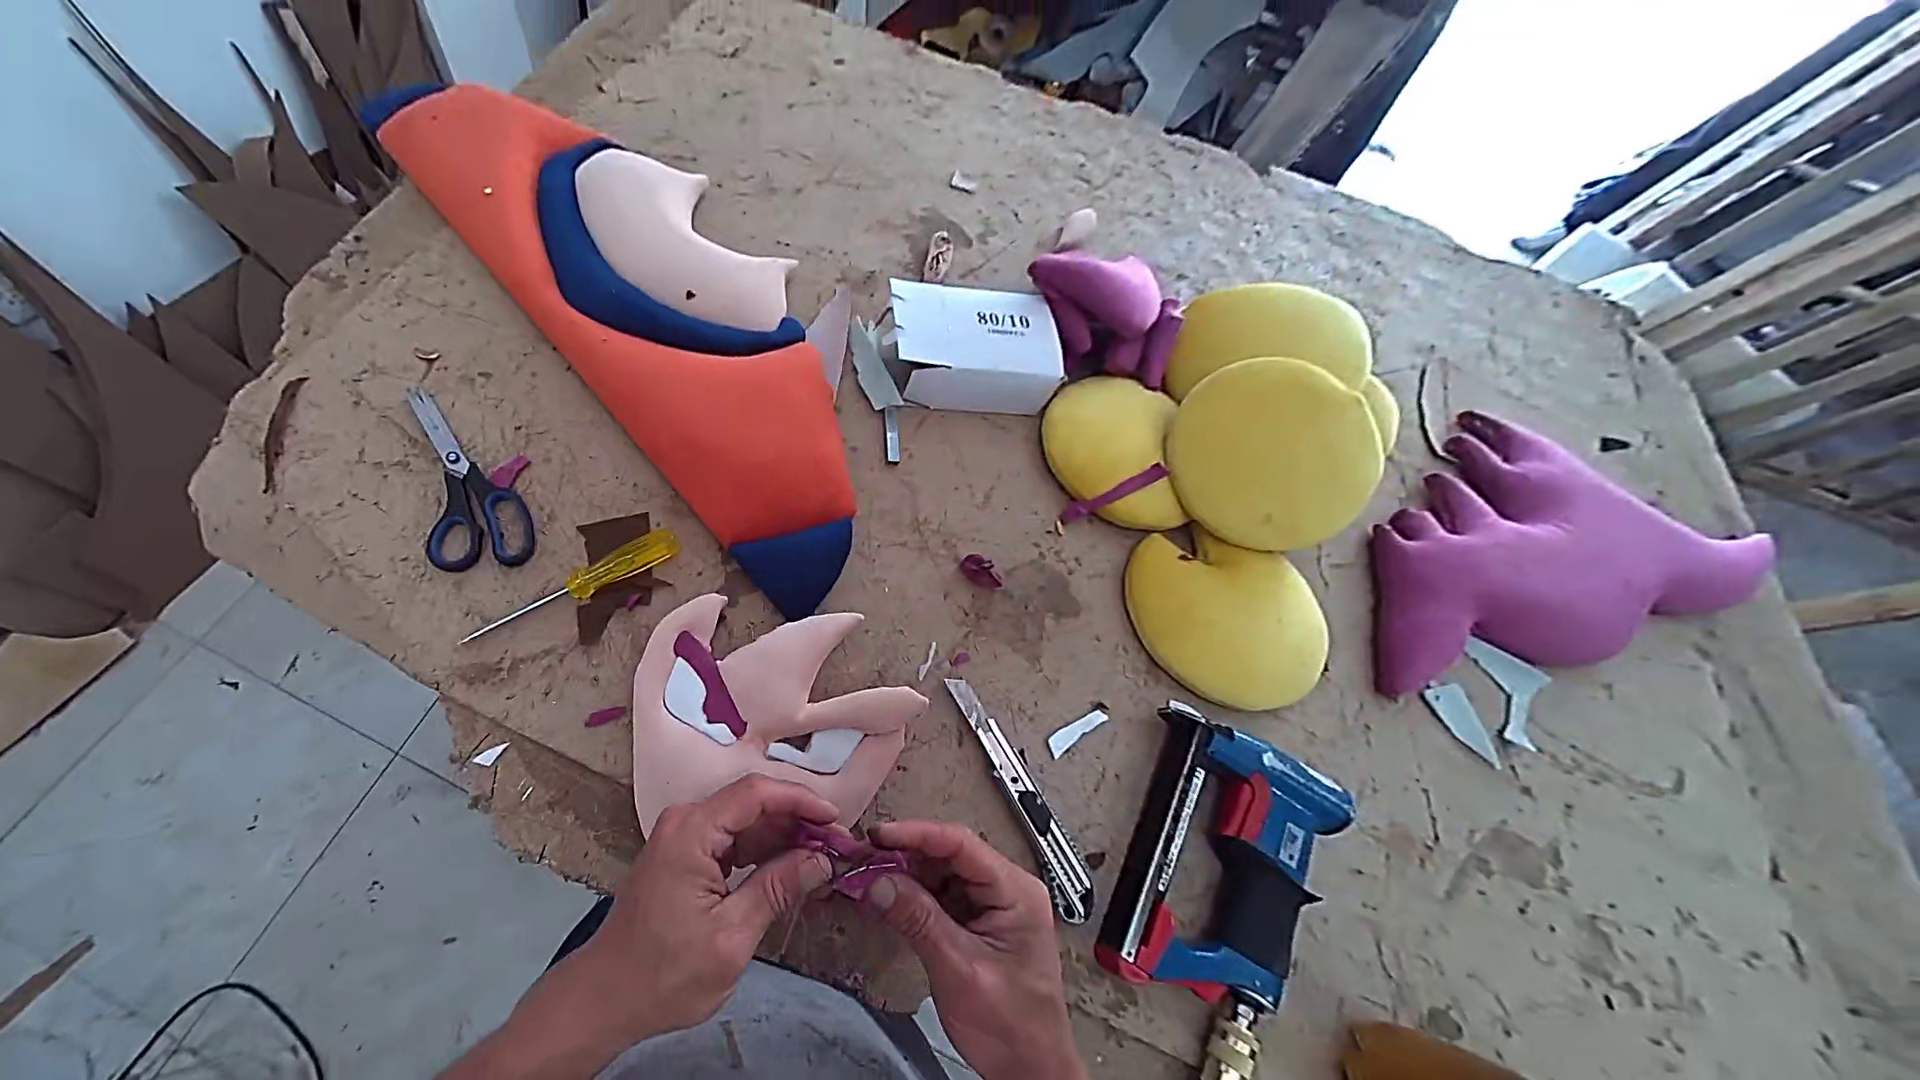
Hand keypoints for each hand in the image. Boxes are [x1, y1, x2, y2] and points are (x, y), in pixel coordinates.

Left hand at [441, 776, 835, 1077]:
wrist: (601, 1002)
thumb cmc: (662, 975)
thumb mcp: (730, 938)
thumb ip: (778, 888)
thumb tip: (823, 859)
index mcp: (691, 833)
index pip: (757, 793)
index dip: (802, 800)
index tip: (836, 821)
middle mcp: (686, 821)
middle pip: (755, 802)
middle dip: (798, 820)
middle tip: (836, 844)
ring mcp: (684, 835)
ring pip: (749, 819)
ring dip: (785, 835)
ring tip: (821, 856)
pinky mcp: (687, 852)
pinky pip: (735, 837)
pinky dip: (766, 848)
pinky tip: (791, 865)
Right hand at [861, 821, 1087, 1079]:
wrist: (1030, 1070)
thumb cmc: (1012, 1026)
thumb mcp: (960, 970)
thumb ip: (919, 922)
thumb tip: (879, 883)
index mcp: (1016, 890)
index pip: (962, 844)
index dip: (918, 834)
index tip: (881, 836)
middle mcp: (1007, 887)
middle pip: (951, 855)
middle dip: (907, 854)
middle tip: (866, 858)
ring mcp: (993, 903)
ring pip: (943, 873)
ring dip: (907, 874)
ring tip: (871, 876)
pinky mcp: (979, 919)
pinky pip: (942, 895)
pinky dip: (914, 895)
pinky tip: (890, 898)